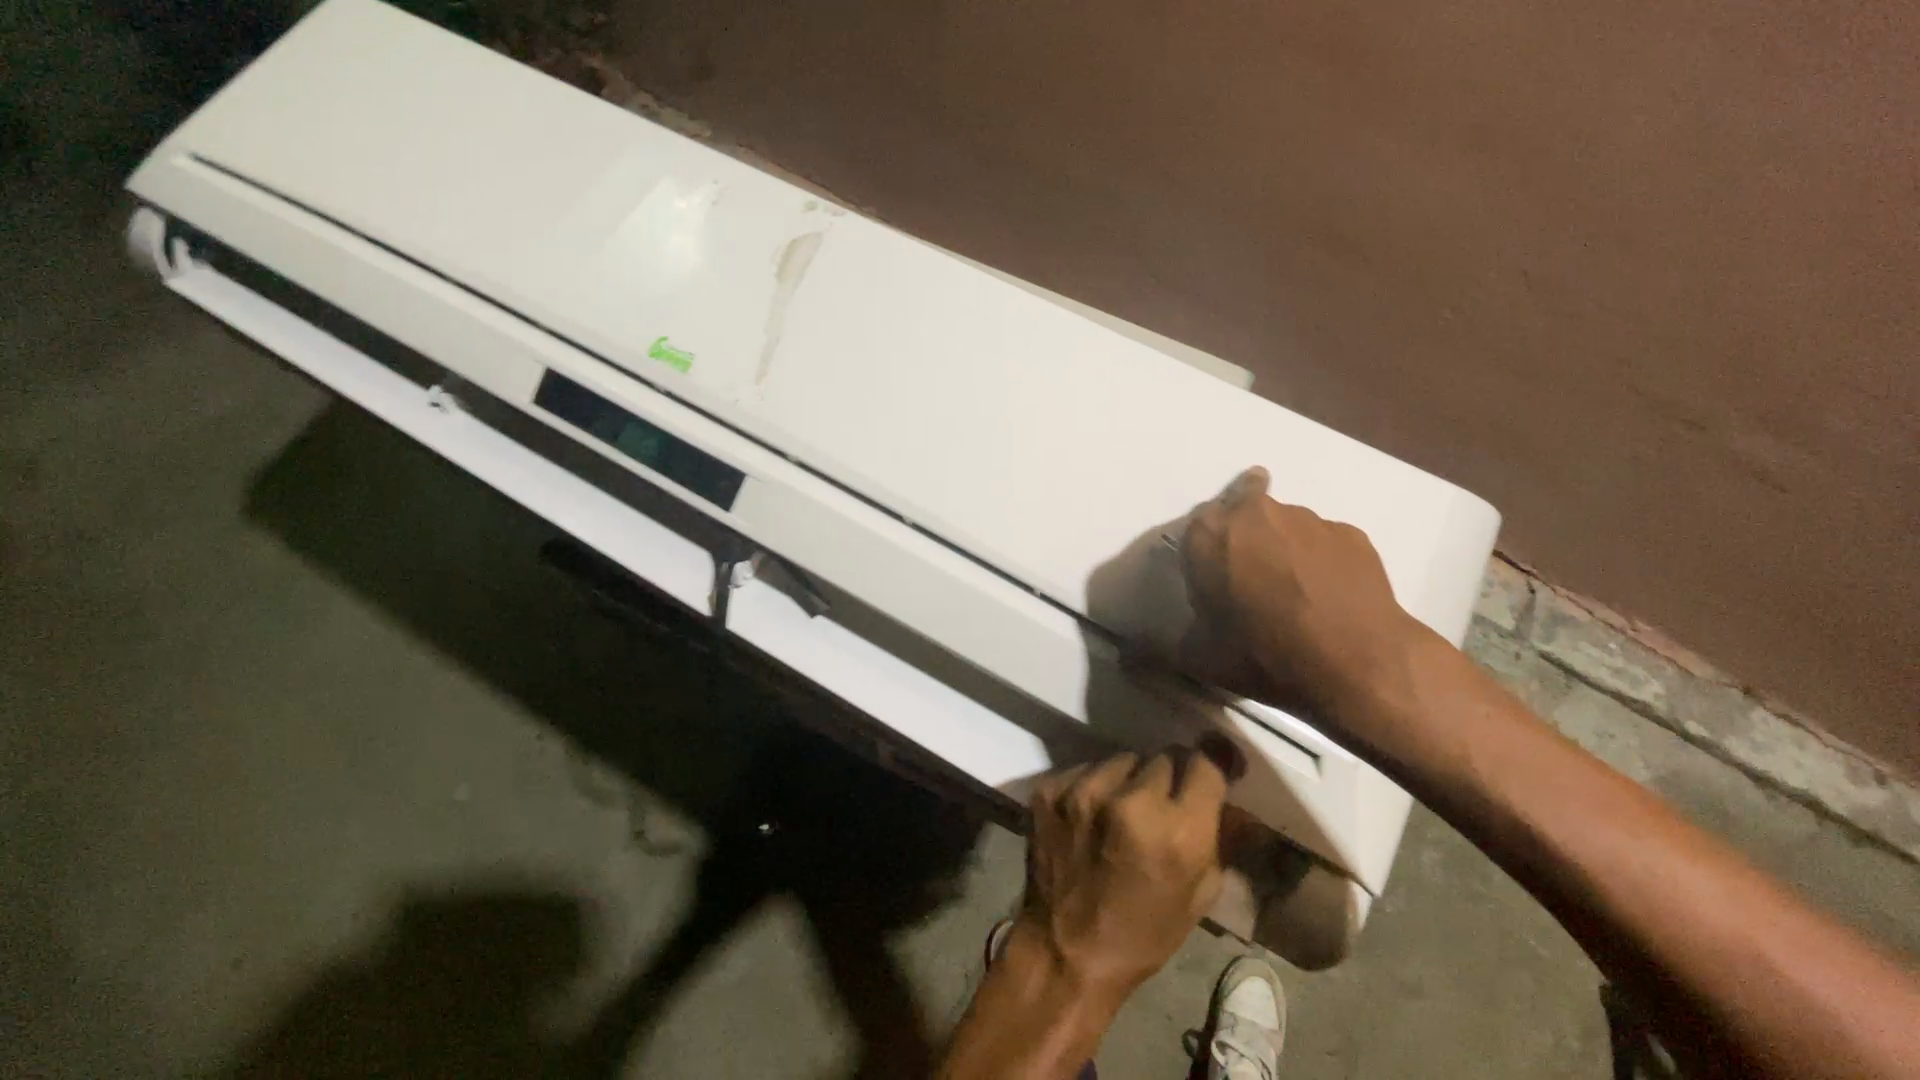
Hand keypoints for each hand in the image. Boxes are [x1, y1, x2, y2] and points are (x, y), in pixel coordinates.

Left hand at [1017, 748, 1230, 1001]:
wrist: (1066, 951)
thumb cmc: (1143, 933)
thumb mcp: (1201, 892)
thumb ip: (1219, 832)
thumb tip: (1228, 783)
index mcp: (1178, 830)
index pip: (1204, 762)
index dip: (1212, 764)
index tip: (1212, 766)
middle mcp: (1130, 801)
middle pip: (1163, 757)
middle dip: (1169, 779)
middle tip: (1162, 806)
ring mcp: (1083, 791)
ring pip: (1122, 759)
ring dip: (1129, 780)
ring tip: (1122, 812)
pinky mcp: (1049, 790)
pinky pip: (1085, 769)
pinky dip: (1094, 787)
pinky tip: (1091, 818)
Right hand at [1178, 466, 1424, 714]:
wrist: (1356, 663)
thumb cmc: (1264, 656)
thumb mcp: (1200, 660)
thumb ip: (1162, 648)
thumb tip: (1127, 654)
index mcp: (1209, 535)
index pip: (1195, 528)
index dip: (1204, 553)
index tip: (1212, 578)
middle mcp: (1256, 514)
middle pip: (1242, 513)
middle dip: (1244, 538)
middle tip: (1251, 581)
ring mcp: (1308, 519)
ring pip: (1285, 526)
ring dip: (1283, 549)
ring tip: (1296, 596)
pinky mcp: (1351, 533)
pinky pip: (1325, 543)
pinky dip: (1322, 562)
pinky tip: (1328, 599)